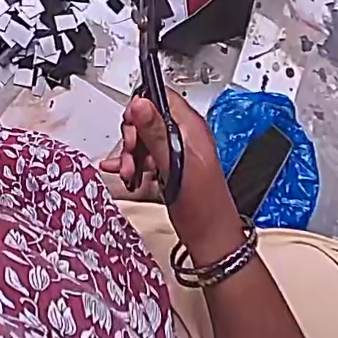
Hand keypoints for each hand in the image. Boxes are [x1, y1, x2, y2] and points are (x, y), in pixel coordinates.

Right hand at [100, 93, 244, 259]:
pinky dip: (133, 164)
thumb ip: (155, 132)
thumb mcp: (174, 165)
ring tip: (129, 172)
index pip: (160, 97)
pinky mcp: (170, 166)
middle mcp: (184, 136)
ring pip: (143, 139)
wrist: (211, 240)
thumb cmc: (202, 208)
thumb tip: (140, 103)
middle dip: (132, 137)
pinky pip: (145, 156)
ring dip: (130, 154)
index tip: (131, 128)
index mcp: (190, 128)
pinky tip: (125, 174)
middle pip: (146, 118)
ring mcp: (177, 151)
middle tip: (131, 155)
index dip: (139, 108)